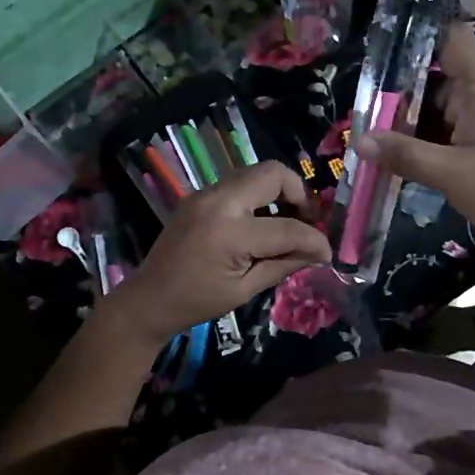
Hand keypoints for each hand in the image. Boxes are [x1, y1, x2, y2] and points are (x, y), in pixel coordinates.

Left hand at [99, 161, 330, 346]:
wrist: (149, 298)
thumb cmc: (197, 302)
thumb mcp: (245, 290)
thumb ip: (283, 265)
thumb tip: (318, 252)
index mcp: (230, 232)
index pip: (288, 227)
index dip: (314, 240)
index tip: (326, 252)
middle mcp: (218, 201)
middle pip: (274, 173)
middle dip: (299, 195)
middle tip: (305, 222)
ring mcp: (205, 193)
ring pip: (255, 172)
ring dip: (277, 192)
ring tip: (285, 222)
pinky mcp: (198, 195)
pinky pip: (237, 183)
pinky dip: (257, 196)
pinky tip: (259, 223)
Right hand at [354, 24, 474, 252]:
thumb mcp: (450, 173)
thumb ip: (403, 154)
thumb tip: (358, 141)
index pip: (450, 40)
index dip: (416, 37)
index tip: (375, 50)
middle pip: (434, 78)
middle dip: (396, 91)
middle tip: (355, 105)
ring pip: (435, 110)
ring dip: (404, 121)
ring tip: (363, 130)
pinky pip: (443, 134)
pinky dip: (419, 142)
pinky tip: (390, 155)